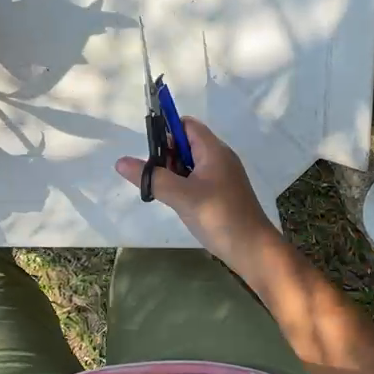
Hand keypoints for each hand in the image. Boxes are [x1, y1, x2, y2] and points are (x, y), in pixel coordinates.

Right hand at [116, 117, 280, 268]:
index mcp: (213, 150)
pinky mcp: (223, 193)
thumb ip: (152, 178)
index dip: (166, 131)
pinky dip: (184, 186)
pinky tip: (178, 203)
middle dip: (167, 156)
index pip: (187, 125)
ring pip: (191, 164)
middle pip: (187, 143)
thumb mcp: (182, 196)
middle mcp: (220, 158)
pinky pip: (198, 179)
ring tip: (164, 192)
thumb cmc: (219, 216)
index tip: (151, 153)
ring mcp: (223, 176)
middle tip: (155, 178)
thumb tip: (121, 162)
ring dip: (174, 173)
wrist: (253, 249)